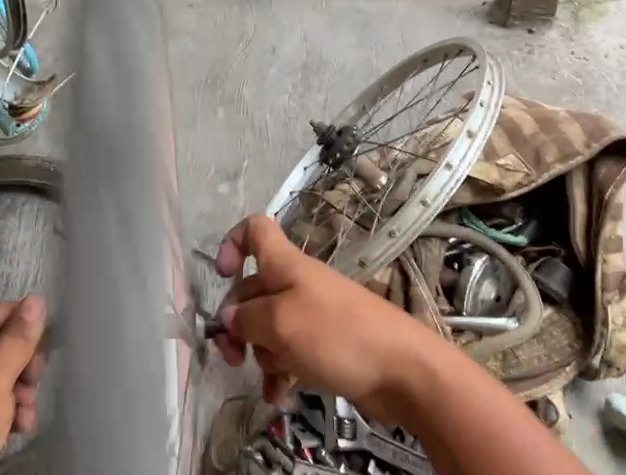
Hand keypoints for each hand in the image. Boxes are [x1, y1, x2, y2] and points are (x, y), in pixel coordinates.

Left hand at [0, 295, 47, 474]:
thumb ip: (20, 335)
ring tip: (25, 415)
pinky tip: (17, 428)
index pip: (4, 310)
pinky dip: (6, 411)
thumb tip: (36, 297)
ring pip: (1, 376)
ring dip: (20, 393)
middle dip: (26, 365)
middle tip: (32, 386)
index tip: (46, 349)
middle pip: (4, 345)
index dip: (29, 325)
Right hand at [215, 215, 433, 424]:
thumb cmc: (337, 334)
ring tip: (265, 378)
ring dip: (259, 353)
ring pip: (269, 326)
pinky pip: (290, 351)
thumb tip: (229, 318)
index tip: (222, 275)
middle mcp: (295, 283)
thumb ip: (246, 318)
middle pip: (253, 290)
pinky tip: (278, 395)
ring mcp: (312, 314)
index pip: (254, 229)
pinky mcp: (326, 344)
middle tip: (231, 355)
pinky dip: (279, 371)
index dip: (232, 243)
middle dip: (237, 321)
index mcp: (284, 264)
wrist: (403, 370)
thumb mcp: (280, 323)